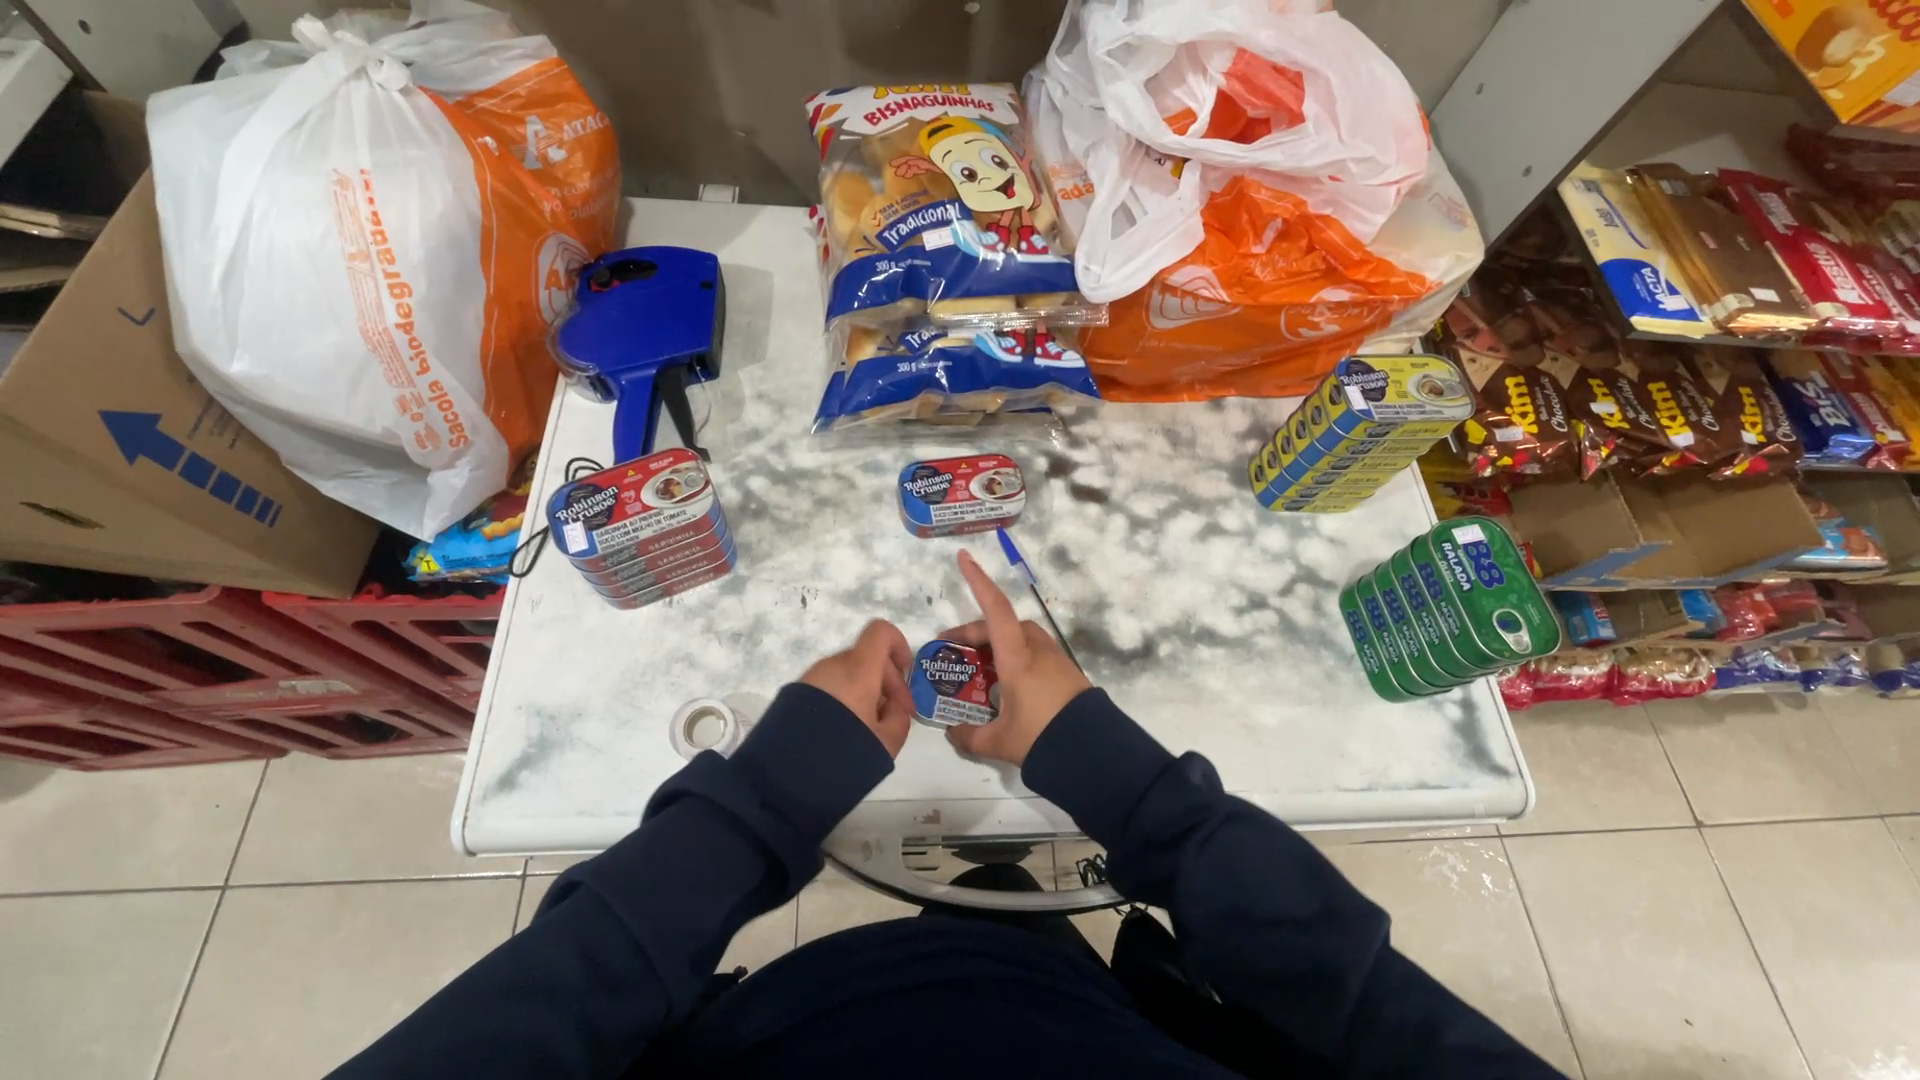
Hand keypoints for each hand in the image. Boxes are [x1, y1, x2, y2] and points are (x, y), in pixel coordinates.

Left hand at [800, 619, 914, 757]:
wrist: (783, 777)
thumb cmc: (844, 754)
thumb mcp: (887, 743)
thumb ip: (900, 718)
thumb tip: (895, 706)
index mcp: (858, 669)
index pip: (881, 632)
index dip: (899, 645)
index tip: (906, 674)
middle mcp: (833, 665)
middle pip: (867, 657)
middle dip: (886, 681)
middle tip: (892, 715)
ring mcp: (811, 677)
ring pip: (848, 672)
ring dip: (864, 691)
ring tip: (866, 728)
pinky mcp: (795, 693)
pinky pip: (829, 685)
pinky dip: (843, 698)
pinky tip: (842, 730)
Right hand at [943, 550, 1091, 766]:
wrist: (1095, 752)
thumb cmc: (1043, 738)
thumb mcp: (1000, 742)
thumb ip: (970, 736)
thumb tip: (952, 732)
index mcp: (1017, 659)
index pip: (994, 610)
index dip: (978, 581)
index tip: (964, 557)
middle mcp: (1037, 651)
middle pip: (1005, 624)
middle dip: (978, 630)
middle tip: (957, 649)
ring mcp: (1056, 660)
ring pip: (1023, 636)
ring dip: (1000, 642)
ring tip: (983, 667)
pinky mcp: (1067, 673)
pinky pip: (1036, 652)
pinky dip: (1017, 656)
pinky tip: (1009, 682)